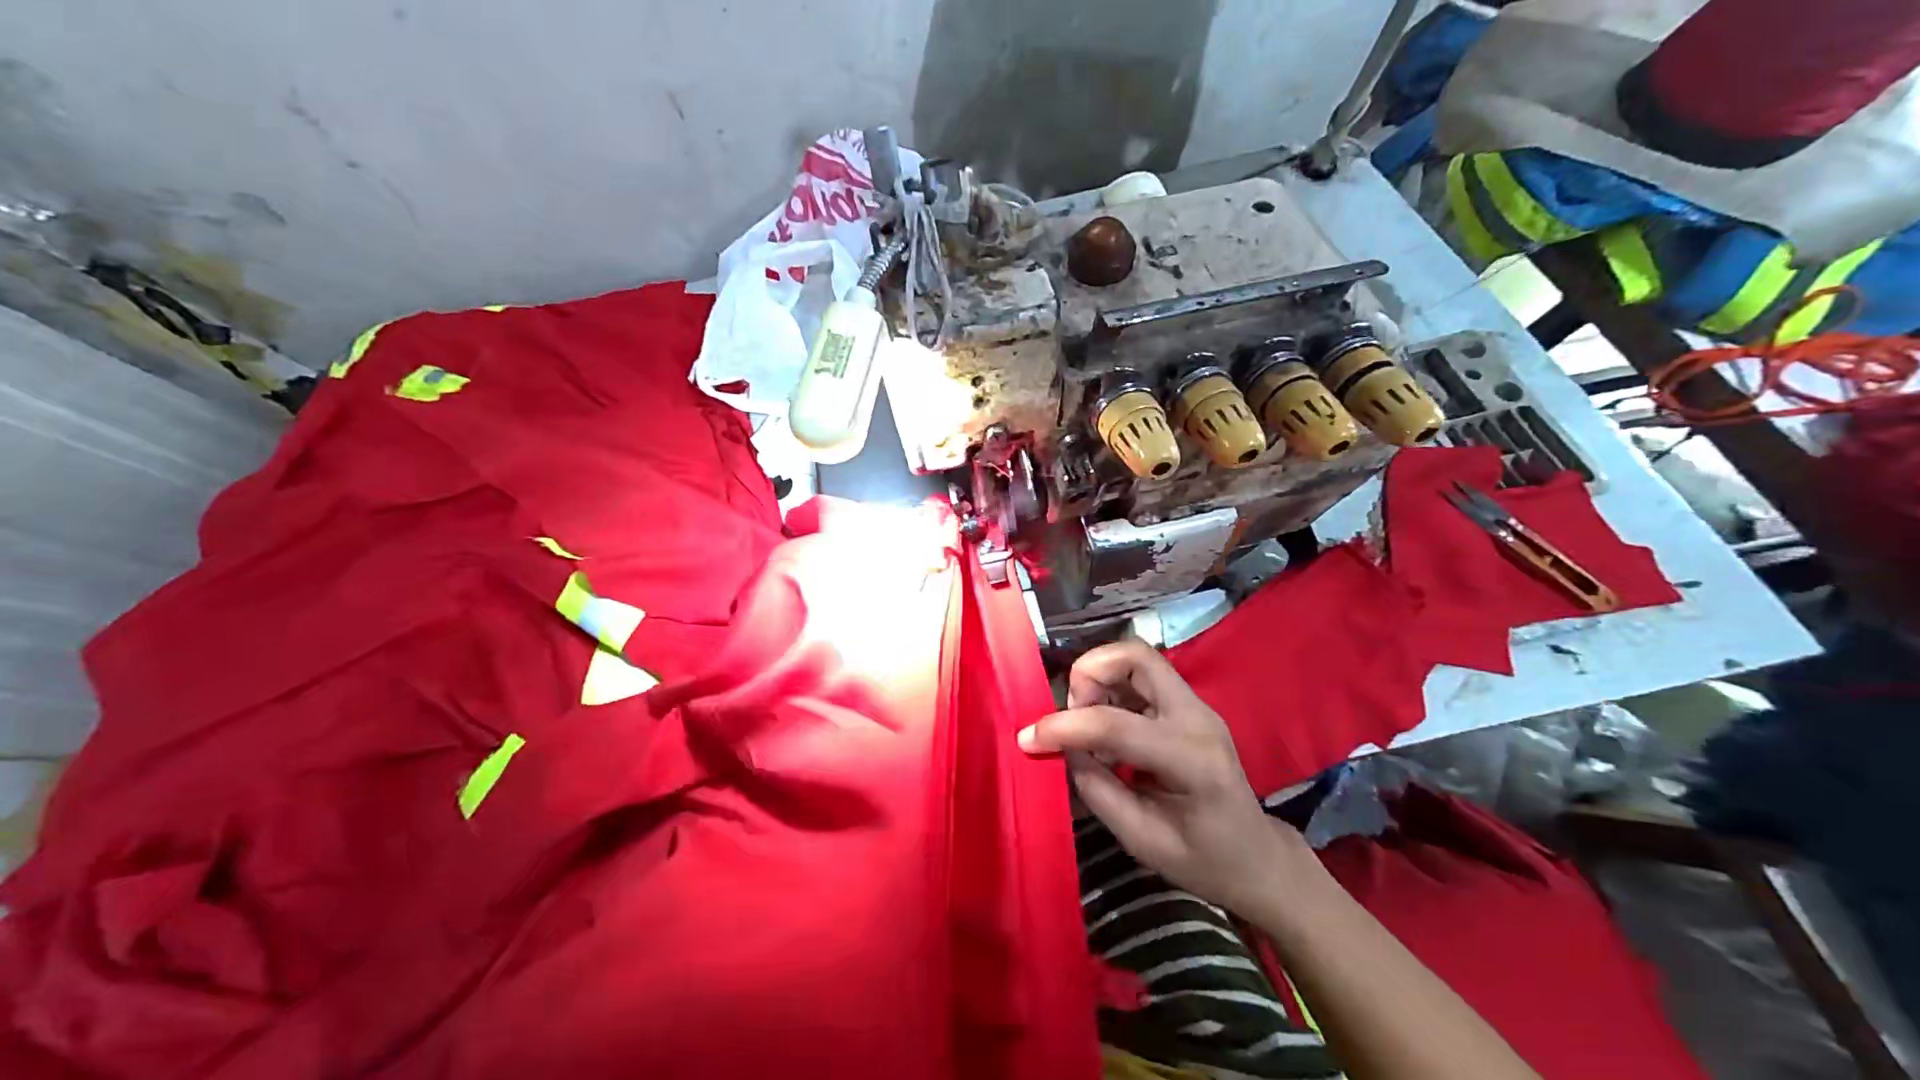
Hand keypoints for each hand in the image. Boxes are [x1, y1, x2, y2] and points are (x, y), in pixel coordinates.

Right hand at [1016, 641, 1305, 912]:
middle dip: (1089, 673)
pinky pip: (1141, 678)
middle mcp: (1197, 718)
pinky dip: (1111, 691)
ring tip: (1087, 725)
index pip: (1116, 725)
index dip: (1064, 727)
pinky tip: (1107, 732)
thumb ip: (1097, 789)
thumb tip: (1062, 750)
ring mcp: (1196, 707)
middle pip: (1135, 657)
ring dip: (1099, 679)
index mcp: (1191, 760)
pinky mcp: (1188, 707)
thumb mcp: (1141, 840)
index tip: (1028, 739)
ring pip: (1137, 659)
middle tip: (1073, 715)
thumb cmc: (1204, 861)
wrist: (1256, 858)